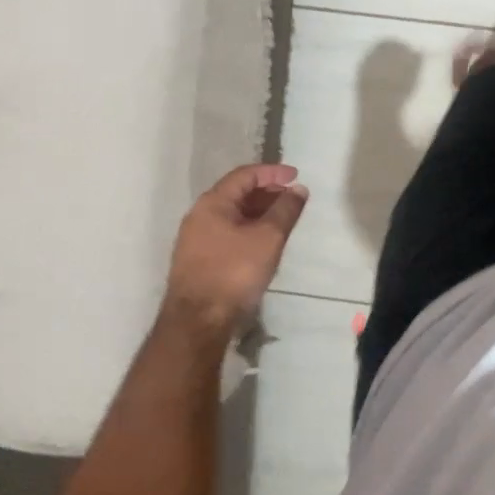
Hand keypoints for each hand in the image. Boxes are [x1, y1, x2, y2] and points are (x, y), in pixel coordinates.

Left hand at [164, 163, 308, 336]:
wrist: (197, 322)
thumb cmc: (234, 272)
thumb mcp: (268, 238)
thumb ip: (285, 210)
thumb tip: (298, 189)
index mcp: (212, 204)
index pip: (245, 175)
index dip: (273, 172)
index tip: (297, 176)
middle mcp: (199, 216)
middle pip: (236, 193)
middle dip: (267, 192)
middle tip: (292, 198)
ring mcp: (196, 239)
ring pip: (232, 215)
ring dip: (259, 212)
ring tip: (283, 220)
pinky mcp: (198, 260)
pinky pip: (227, 232)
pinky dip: (248, 228)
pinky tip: (264, 242)